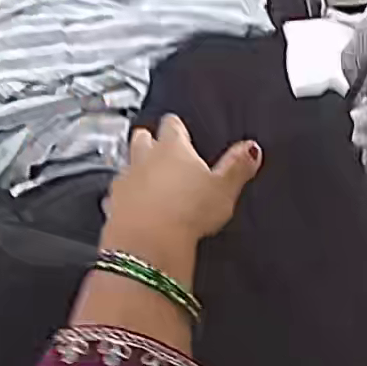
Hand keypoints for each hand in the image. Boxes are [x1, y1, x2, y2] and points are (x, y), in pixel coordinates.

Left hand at [101, 114, 260, 284]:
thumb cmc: (188, 210)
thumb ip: (238, 166)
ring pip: (129, 164)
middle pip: (143, 138)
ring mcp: (126, 179)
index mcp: (174, 148)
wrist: (151, 239)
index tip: (180, 128)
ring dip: (138, 168)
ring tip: (150, 178)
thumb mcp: (225, 188)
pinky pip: (119, 194)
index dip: (177, 127)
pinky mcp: (114, 203)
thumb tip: (252, 148)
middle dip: (150, 140)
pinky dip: (128, 197)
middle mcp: (145, 158)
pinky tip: (137, 207)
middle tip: (159, 146)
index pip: (173, 126)